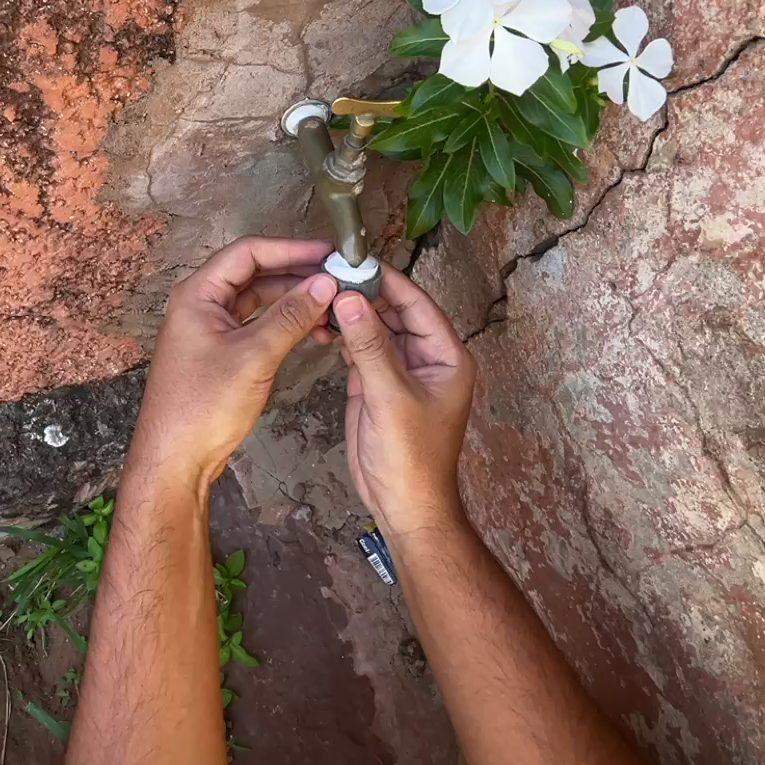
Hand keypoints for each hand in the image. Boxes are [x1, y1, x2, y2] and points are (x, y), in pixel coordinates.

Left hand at [132, 237, 338, 486]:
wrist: (175, 459)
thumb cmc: (202, 408)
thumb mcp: (254, 356)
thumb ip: (291, 316)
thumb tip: (324, 284)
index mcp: (197, 294)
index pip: (248, 253)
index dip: (290, 250)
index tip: (326, 254)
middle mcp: (200, 304)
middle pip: (254, 274)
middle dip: (295, 274)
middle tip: (335, 276)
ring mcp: (209, 328)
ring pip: (257, 300)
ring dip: (292, 300)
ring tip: (329, 304)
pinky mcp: (219, 350)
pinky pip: (255, 323)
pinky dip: (282, 323)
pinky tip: (310, 328)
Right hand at [334, 267, 475, 534]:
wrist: (402, 503)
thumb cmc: (411, 455)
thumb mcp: (391, 396)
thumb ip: (369, 346)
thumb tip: (349, 298)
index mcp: (445, 355)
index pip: (416, 304)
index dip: (388, 281)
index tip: (355, 261)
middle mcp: (424, 356)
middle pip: (393, 311)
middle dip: (364, 294)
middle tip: (329, 276)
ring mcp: (398, 369)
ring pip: (374, 328)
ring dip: (350, 314)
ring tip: (320, 295)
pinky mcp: (375, 382)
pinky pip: (359, 348)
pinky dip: (342, 336)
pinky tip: (322, 325)